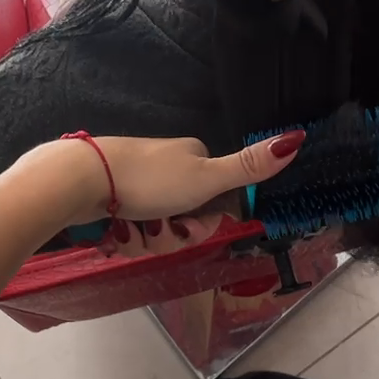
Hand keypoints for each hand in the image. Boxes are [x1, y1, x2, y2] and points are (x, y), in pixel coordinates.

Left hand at [29, 131, 305, 225]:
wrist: (82, 178)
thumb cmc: (149, 180)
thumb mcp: (206, 179)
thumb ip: (248, 167)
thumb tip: (297, 138)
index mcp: (192, 157)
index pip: (215, 202)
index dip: (204, 223)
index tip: (188, 226)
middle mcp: (168, 165)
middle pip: (184, 218)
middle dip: (171, 235)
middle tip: (155, 232)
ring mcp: (137, 180)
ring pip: (155, 228)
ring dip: (145, 240)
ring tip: (128, 232)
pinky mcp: (110, 195)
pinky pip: (129, 227)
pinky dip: (123, 236)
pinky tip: (112, 232)